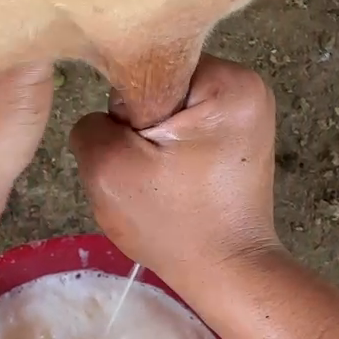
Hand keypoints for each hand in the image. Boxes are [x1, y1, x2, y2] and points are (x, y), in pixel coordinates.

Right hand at [71, 54, 282, 299]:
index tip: (133, 151)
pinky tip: (171, 182)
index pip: (146, 67)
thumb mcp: (109, 171)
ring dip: (151, 143)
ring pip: (167, 110)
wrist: (224, 270)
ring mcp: (248, 110)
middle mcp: (246, 83)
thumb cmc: (171, 222)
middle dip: (139, 128)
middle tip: (143, 172)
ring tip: (157, 180)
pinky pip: (185, 128)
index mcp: (225, 81)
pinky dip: (169, 153)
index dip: (123, 110)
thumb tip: (103, 120)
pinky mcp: (241, 137)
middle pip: (158, 87)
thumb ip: (90, 127)